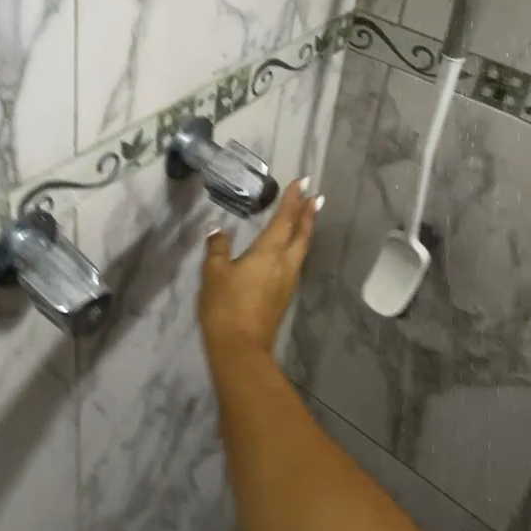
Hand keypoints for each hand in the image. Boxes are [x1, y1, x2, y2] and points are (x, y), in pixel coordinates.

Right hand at [200, 178, 321, 360]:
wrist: (240, 348)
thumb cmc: (225, 306)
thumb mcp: (214, 273)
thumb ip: (218, 248)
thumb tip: (218, 230)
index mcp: (269, 252)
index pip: (284, 218)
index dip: (292, 199)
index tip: (302, 181)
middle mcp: (284, 263)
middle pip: (301, 233)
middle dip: (308, 213)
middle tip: (316, 196)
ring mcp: (287, 282)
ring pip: (301, 249)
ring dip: (305, 230)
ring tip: (308, 216)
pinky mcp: (284, 296)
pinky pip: (295, 262)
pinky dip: (297, 247)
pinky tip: (290, 249)